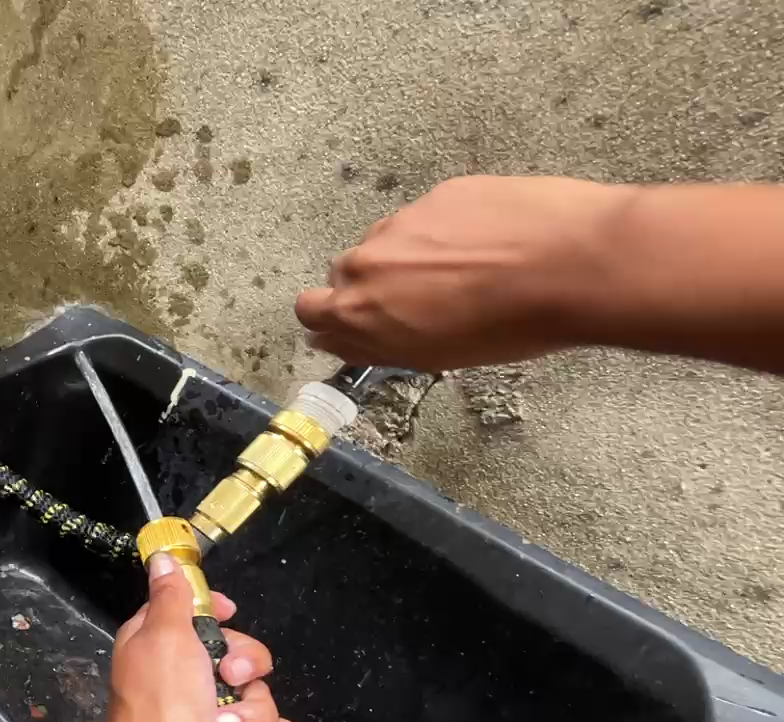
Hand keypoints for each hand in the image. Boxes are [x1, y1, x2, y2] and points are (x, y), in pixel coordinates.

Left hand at [106, 553, 299, 721]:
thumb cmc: (162, 703)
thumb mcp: (164, 636)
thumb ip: (170, 597)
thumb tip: (162, 559)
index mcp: (153, 640)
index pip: (187, 610)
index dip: (213, 609)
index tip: (229, 613)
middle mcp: (174, 671)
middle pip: (234, 650)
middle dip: (247, 663)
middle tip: (232, 676)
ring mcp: (198, 708)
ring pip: (252, 691)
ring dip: (253, 707)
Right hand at [295, 175, 636, 370]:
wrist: (582, 265)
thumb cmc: (508, 325)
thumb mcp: (426, 355)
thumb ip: (370, 343)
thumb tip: (338, 337)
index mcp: (354, 311)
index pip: (310, 311)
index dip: (331, 315)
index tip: (358, 318)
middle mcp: (364, 264)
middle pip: (345, 272)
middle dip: (370, 281)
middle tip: (416, 292)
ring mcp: (402, 224)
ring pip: (385, 239)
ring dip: (407, 251)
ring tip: (460, 263)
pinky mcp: (442, 194)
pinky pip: (429, 213)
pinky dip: (447, 225)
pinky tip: (488, 237)